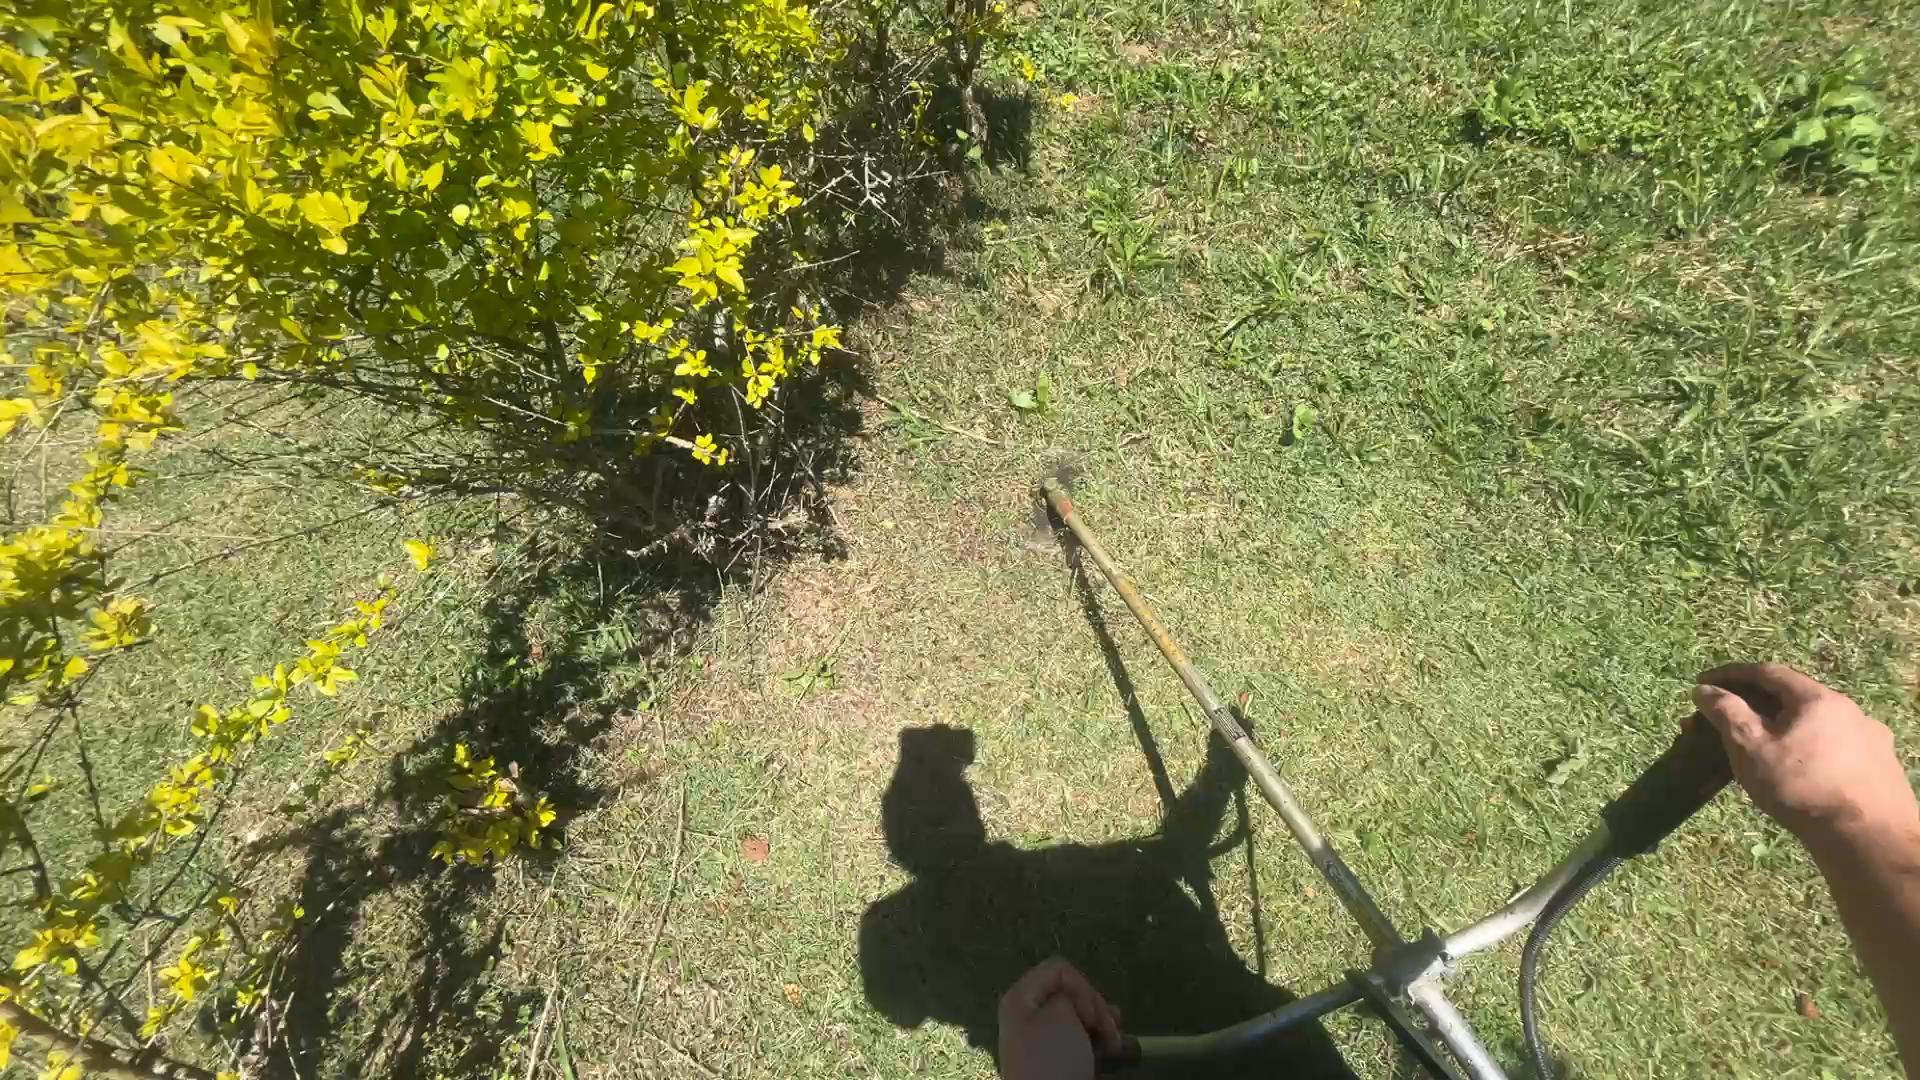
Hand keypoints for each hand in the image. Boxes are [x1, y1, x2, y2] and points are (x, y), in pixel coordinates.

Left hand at [996, 958, 1122, 1079]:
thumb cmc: (1053, 1060)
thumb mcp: (1060, 1016)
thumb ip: (1070, 995)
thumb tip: (1075, 1001)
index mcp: (1022, 998)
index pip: (1058, 969)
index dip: (1081, 986)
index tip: (1091, 1013)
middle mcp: (1029, 1015)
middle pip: (1068, 992)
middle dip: (1094, 1005)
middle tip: (1108, 1026)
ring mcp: (1043, 1040)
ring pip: (1076, 1016)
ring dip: (1099, 1021)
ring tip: (1116, 1037)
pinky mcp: (1057, 1062)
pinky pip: (1079, 1038)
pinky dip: (1097, 1037)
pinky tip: (1115, 1043)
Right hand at [1694, 663, 1917, 845]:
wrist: (1868, 838)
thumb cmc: (1799, 782)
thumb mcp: (1748, 742)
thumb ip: (1724, 709)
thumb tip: (1705, 689)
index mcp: (1819, 701)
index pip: (1767, 672)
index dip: (1729, 674)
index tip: (1701, 684)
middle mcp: (1851, 713)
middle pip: (1789, 697)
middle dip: (1747, 704)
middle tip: (1717, 720)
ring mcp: (1870, 741)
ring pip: (1808, 722)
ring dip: (1773, 726)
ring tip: (1747, 746)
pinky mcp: (1878, 766)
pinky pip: (1826, 743)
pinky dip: (1796, 743)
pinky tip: (1783, 765)